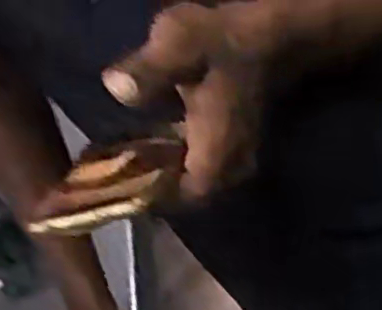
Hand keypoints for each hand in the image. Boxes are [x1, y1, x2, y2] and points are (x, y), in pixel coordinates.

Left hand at [103, 3, 271, 200]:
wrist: (265, 40)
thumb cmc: (220, 44)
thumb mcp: (176, 46)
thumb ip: (147, 72)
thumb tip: (116, 90)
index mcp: (216, 147)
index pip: (192, 192)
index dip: (163, 197)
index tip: (127, 193)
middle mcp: (232, 161)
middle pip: (199, 192)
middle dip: (166, 189)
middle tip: (125, 176)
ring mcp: (239, 155)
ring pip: (205, 181)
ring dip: (175, 177)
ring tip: (137, 162)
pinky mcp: (237, 145)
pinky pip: (210, 167)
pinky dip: (185, 163)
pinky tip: (160, 146)